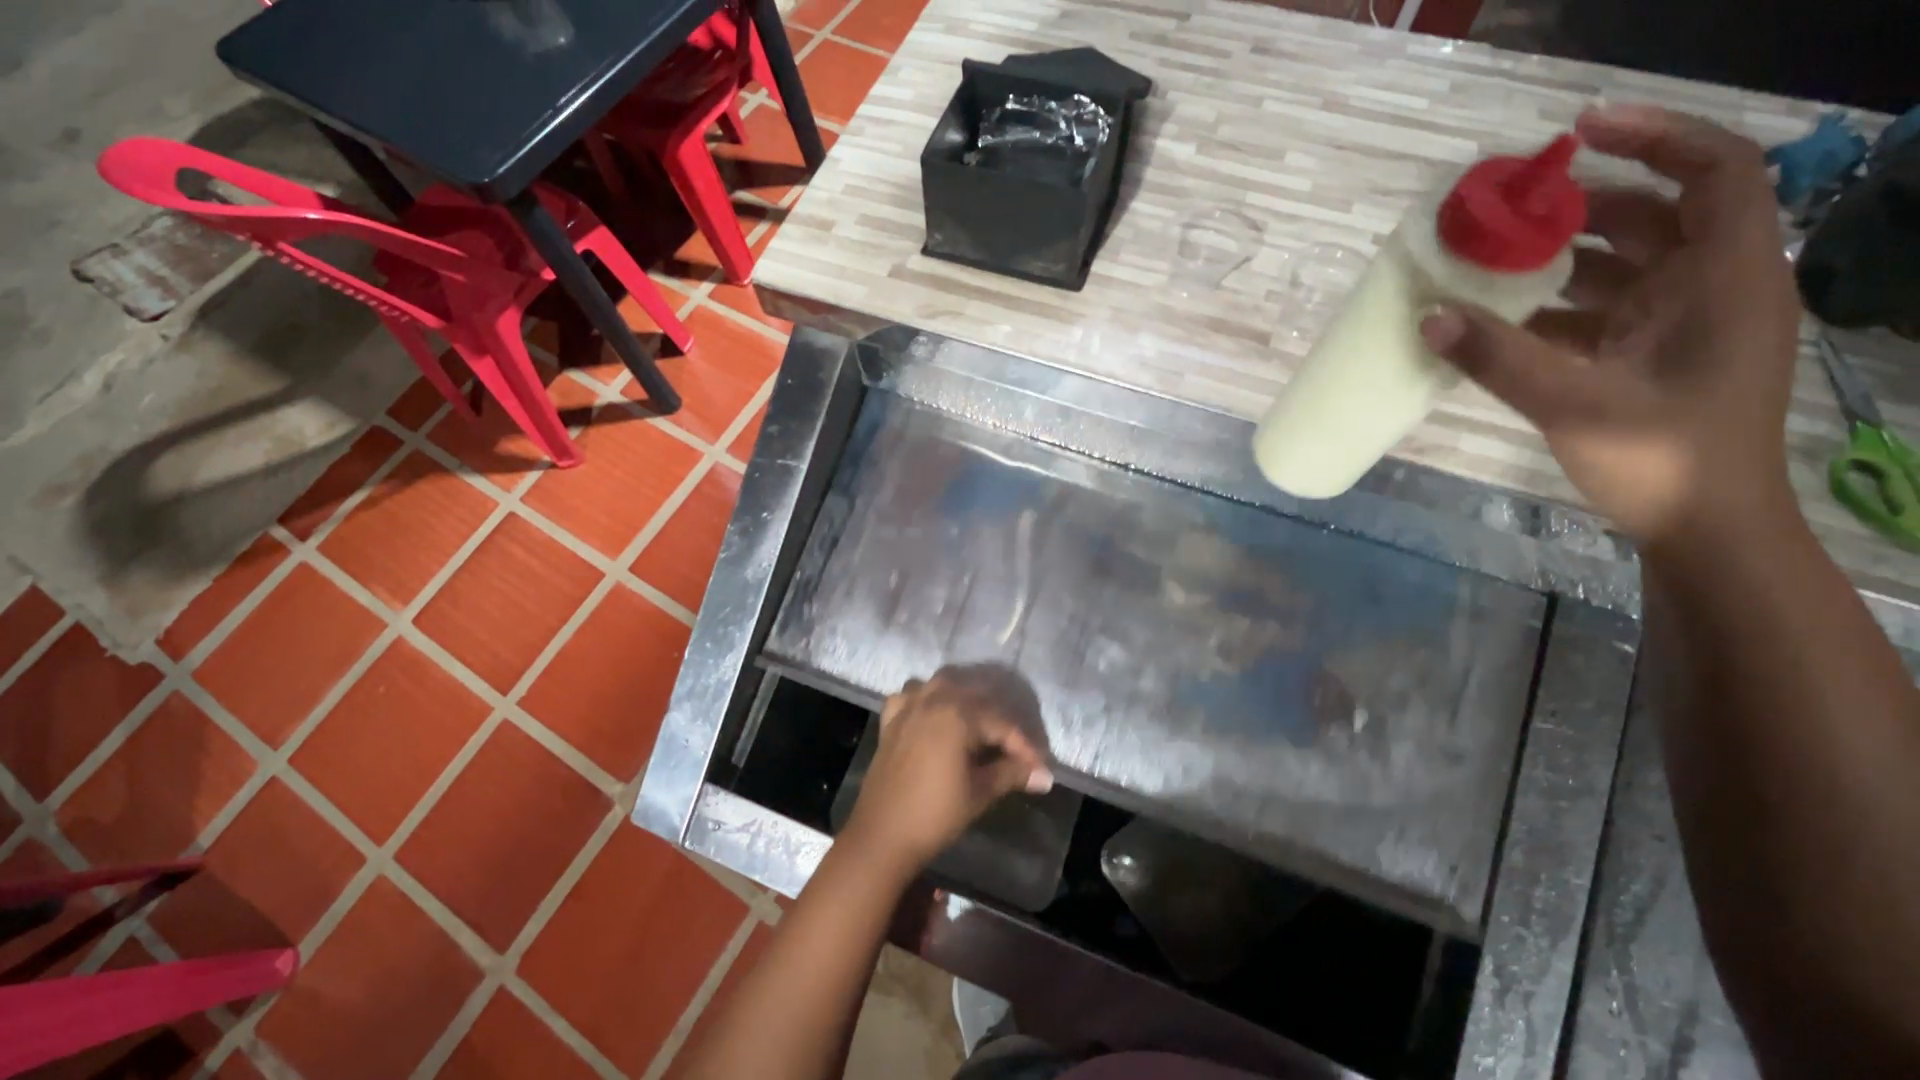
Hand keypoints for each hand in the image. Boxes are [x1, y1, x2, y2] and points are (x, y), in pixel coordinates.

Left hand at [841, 666, 1053, 875]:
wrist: (882, 835)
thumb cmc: (935, 813)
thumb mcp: (980, 792)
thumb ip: (1011, 774)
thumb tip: (1044, 776)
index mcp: (957, 714)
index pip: (1001, 724)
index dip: (1024, 747)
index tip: (1040, 767)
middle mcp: (932, 700)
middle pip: (975, 698)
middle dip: (998, 721)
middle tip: (1014, 749)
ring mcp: (908, 708)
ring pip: (941, 686)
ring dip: (963, 699)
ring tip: (979, 725)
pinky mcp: (889, 722)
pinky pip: (910, 697)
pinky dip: (925, 700)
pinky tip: (933, 715)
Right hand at [1420, 104, 1804, 549]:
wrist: (1707, 531)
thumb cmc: (1662, 459)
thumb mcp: (1573, 404)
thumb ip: (1498, 357)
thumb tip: (1428, 315)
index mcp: (1728, 279)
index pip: (1716, 171)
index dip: (1655, 136)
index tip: (1576, 133)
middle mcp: (1715, 286)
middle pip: (1658, 214)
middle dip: (1583, 205)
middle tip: (1510, 208)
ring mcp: (1687, 322)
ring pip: (1627, 263)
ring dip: (1563, 258)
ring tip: (1493, 260)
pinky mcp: (1659, 354)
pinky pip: (1607, 308)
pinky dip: (1559, 305)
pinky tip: (1504, 318)